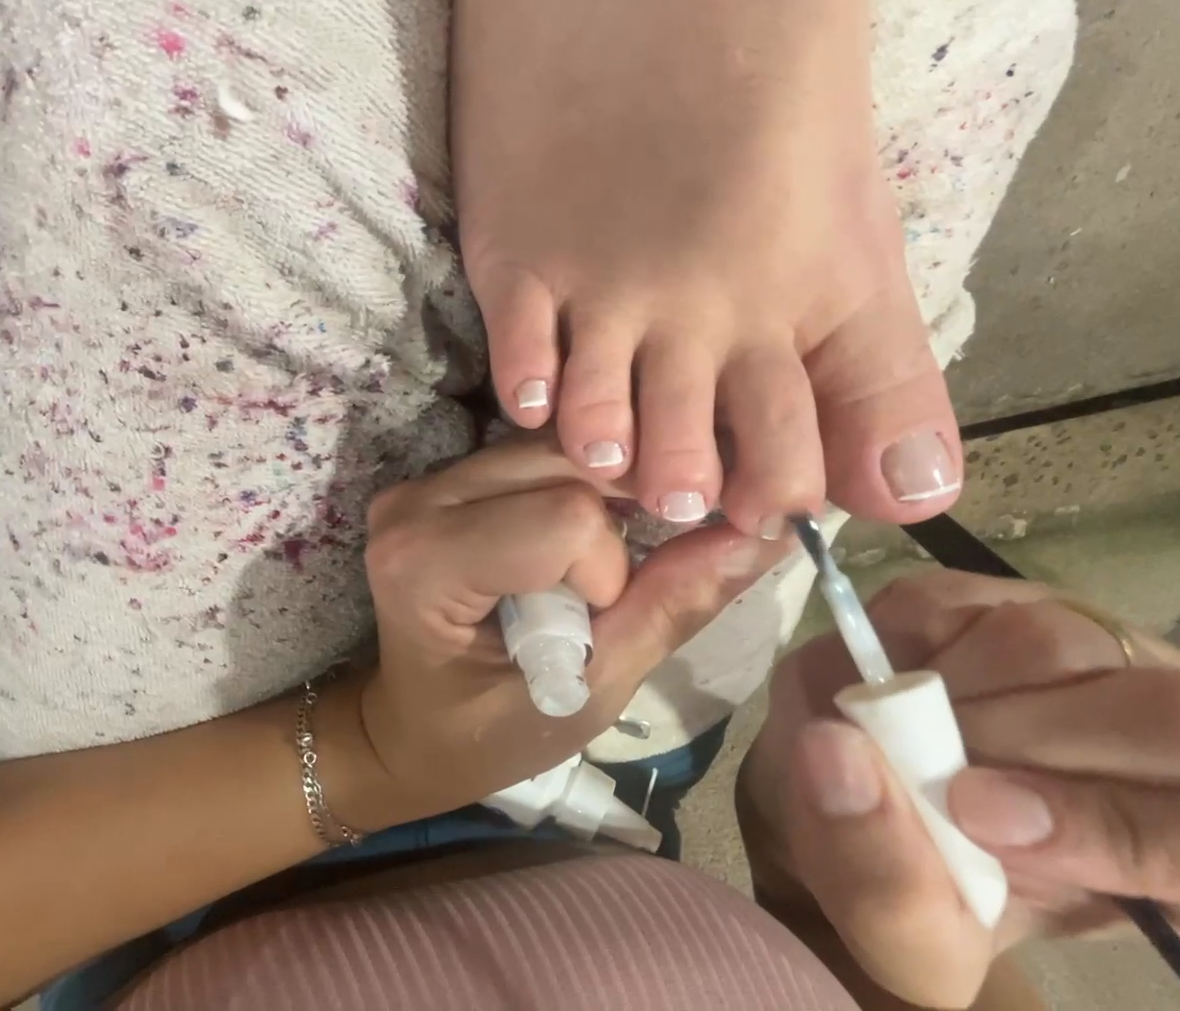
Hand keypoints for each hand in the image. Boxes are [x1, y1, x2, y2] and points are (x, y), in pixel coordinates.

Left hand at [352, 436, 790, 825]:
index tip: (594, 617)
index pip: (564, 519)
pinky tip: (577, 542)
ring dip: (597, 504)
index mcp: (427, 563)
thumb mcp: (589, 691)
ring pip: (554, 448)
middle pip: (563, 464)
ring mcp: (422, 483)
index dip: (607, 568)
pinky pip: (533, 455)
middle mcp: (413, 504)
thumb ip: (670, 607)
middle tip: (617, 584)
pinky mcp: (439, 478)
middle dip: (611, 522)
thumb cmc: (488, 732)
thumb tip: (768, 532)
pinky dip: (576, 490)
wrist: (411, 727)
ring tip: (594, 568)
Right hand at [455, 0, 961, 535]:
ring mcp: (604, 290)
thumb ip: (874, 362)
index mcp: (812, 296)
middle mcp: (710, 312)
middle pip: (706, 473)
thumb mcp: (861, 216)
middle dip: (705, 498)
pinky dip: (535, 400)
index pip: (815, 464)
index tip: (768, 489)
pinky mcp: (516, 263)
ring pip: (608, 442)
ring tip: (616, 448)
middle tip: (687, 483)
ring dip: (617, 461)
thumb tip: (908, 491)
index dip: (794, 500)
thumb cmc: (771, 71)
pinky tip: (546, 385)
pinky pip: (520, 376)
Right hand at [738, 571, 1179, 1008]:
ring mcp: (1092, 651)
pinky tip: (887, 690)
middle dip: (1042, 764)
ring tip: (901, 741)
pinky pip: (961, 606)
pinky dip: (902, 652)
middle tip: (943, 793)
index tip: (1003, 833)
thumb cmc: (905, 877)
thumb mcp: (904, 940)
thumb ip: (890, 884)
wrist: (837, 789)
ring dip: (955, 705)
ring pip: (1062, 649)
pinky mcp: (992, 596)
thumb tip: (838, 756)